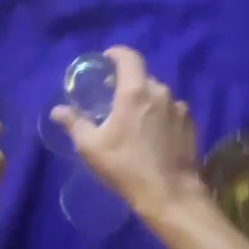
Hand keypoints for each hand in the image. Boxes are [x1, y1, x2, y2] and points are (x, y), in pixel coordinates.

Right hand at [50, 46, 202, 216]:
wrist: (171, 195)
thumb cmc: (126, 167)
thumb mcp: (91, 147)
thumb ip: (73, 123)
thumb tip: (57, 110)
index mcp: (135, 91)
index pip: (128, 57)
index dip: (116, 54)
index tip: (105, 61)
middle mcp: (161, 92)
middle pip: (142, 77)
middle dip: (126, 83)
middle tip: (111, 98)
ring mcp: (179, 108)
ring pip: (157, 95)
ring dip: (144, 102)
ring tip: (132, 121)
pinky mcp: (191, 124)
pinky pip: (171, 111)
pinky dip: (159, 115)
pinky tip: (152, 136)